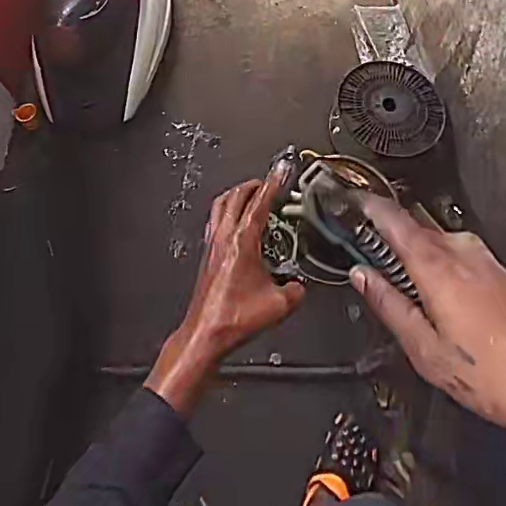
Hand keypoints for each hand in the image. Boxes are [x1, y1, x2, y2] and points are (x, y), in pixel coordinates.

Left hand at [145, 163, 305, 413]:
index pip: (258, 202)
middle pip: (235, 196)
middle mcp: (224, 237)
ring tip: (249, 193)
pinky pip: (215, 220)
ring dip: (236, 194)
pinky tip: (233, 221)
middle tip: (267, 181)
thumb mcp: (279, 304)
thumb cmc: (233, 317)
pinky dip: (226, 211)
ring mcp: (212, 244)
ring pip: (220, 205)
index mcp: (242, 241)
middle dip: (253, 184)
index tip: (280, 172)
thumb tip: (299, 287)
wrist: (206, 333)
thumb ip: (295, 291)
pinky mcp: (207, 255)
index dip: (272, 184)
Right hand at [344, 196, 505, 448]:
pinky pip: (456, 256)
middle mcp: (462, 252)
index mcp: (437, 265)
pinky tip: (438, 301)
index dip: (366, 205)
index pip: (392, 217)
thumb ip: (389, 305)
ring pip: (435, 243)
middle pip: (412, 227)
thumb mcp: (427, 351)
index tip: (350, 202)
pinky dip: (437, 267)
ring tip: (401, 288)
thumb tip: (362, 278)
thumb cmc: (505, 377)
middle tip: (366, 253)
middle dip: (387, 235)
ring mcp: (485, 259)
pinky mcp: (500, 272)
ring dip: (413, 255)